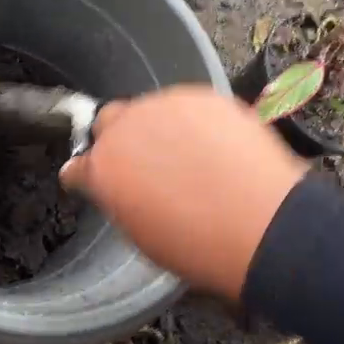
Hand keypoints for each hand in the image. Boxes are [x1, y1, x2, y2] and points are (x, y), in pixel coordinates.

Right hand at [61, 86, 309, 301]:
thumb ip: (119, 201)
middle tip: (144, 163)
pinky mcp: (202, 96)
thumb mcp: (143, 236)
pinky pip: (188, 105)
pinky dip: (194, 121)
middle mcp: (125, 129)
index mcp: (103, 169)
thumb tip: (116, 189)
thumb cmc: (202, 247)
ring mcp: (165, 106)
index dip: (90, 174)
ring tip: (189, 157)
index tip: (99, 181)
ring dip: (159, 127)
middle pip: (107, 121)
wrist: (265, 226)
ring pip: (150, 109)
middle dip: (119, 138)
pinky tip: (215, 147)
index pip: (78, 165)